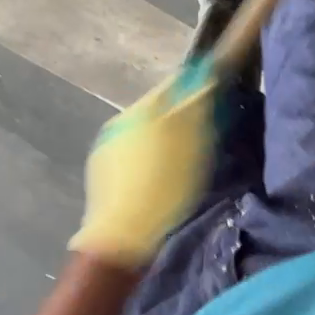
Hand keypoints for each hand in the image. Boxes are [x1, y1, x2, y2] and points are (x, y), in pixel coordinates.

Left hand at [68, 62, 216, 267]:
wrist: (120, 237)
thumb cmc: (164, 192)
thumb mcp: (194, 149)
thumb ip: (198, 108)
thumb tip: (206, 78)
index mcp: (148, 107)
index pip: (178, 81)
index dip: (198, 84)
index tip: (215, 93)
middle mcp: (123, 115)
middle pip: (160, 103)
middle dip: (180, 111)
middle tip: (201, 129)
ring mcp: (108, 139)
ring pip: (144, 124)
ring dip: (161, 131)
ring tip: (177, 155)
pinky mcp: (99, 163)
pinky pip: (129, 145)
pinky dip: (144, 151)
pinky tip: (151, 173)